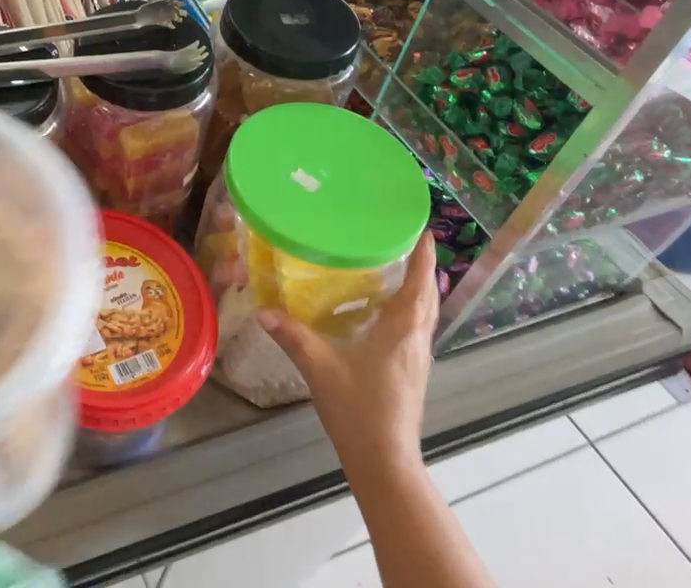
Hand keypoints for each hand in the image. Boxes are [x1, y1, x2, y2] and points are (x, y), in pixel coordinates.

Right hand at [257, 232, 439, 469]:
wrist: (384, 460)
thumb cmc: (359, 410)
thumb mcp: (319, 368)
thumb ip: (293, 336)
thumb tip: (262, 310)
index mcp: (402, 332)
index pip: (419, 285)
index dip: (423, 256)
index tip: (422, 229)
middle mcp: (416, 341)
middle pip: (427, 298)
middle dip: (421, 269)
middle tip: (403, 242)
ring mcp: (417, 360)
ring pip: (424, 316)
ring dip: (416, 291)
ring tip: (395, 269)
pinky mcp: (411, 374)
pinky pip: (414, 331)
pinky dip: (407, 312)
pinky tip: (382, 313)